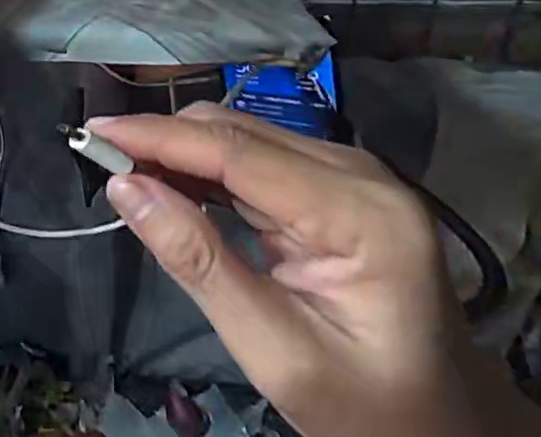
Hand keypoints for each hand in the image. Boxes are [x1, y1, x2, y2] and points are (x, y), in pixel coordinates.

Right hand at [92, 104, 497, 436]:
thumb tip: (123, 187)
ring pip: (238, 134)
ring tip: (124, 169)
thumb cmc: (369, 409)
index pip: (237, 151)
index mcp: (362, 214)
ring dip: (177, 149)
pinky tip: (169, 180)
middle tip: (99, 159)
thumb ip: (199, 265)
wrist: (446, 425)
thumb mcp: (278, 356)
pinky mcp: (333, 181)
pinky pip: (252, 154)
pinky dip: (202, 164)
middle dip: (162, 139)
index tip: (94, 133)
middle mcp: (359, 173)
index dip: (158, 136)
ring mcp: (349, 172)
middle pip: (236, 133)